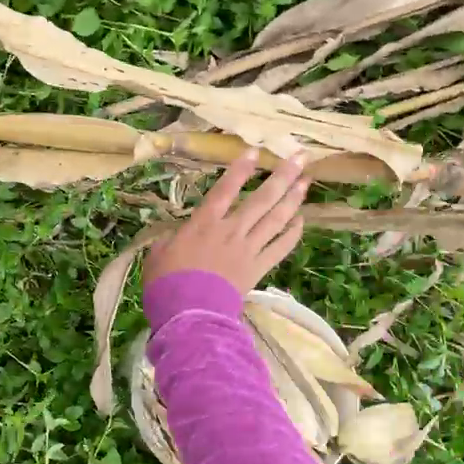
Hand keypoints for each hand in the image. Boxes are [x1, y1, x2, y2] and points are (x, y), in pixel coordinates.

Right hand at [144, 151, 309, 294]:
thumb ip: (170, 240)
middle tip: (299, 157)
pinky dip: (292, 233)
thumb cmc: (165, 282)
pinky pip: (281, 247)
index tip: (255, 151)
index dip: (240, 169)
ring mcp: (248, 249)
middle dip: (282, 176)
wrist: (187, 312)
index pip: (225, 189)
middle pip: (261, 199)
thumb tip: (175, 236)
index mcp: (203, 224)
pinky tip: (300, 220)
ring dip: (293, 199)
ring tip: (306, 181)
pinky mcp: (258, 268)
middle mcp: (230, 230)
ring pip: (276, 219)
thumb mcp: (157, 255)